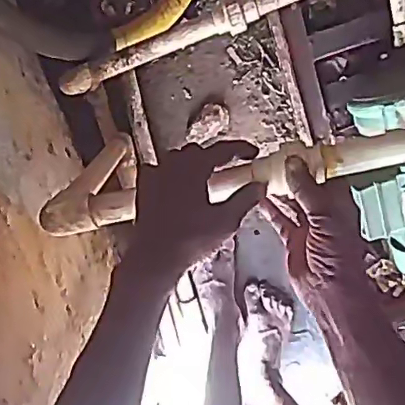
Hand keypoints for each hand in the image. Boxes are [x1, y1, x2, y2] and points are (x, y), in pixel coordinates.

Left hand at [123, 141, 264, 284]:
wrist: (155, 256)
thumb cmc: (190, 239)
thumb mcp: (226, 220)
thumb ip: (244, 199)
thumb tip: (259, 186)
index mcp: (194, 168)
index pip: (221, 149)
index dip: (240, 149)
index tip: (252, 153)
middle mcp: (172, 166)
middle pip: (197, 151)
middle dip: (215, 155)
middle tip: (230, 166)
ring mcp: (155, 175)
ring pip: (177, 159)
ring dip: (193, 163)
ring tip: (206, 176)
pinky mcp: (145, 189)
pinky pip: (159, 171)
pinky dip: (171, 173)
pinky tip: (176, 185)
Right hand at [262, 157, 369, 301]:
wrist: (330, 290)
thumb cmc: (339, 258)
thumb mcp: (324, 216)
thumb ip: (307, 189)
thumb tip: (294, 164)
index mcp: (339, 203)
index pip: (323, 175)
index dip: (309, 162)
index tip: (293, 150)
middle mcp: (325, 213)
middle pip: (305, 186)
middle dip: (290, 174)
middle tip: (272, 160)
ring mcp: (309, 226)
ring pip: (291, 201)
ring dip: (278, 190)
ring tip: (262, 175)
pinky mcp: (294, 239)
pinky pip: (280, 219)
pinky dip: (269, 209)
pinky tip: (259, 198)